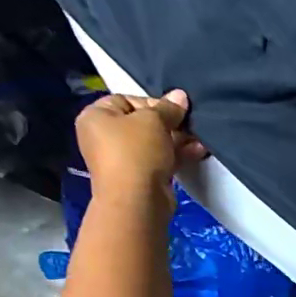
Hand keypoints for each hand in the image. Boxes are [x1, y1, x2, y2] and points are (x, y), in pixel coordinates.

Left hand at [75, 89, 208, 200]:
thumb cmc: (136, 151)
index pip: (126, 100)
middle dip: (169, 123)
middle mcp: (105, 137)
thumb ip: (168, 107)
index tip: (172, 110)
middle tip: (189, 122)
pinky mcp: (140, 178)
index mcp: (96, 117)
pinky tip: (199, 150)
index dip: (151, 103)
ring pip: (154, 142)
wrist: (136, 201)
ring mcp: (123, 160)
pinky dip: (177, 154)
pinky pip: (160, 159)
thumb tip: (180, 95)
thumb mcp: (154, 120)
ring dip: (178, 138)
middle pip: (142, 122)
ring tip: (199, 136)